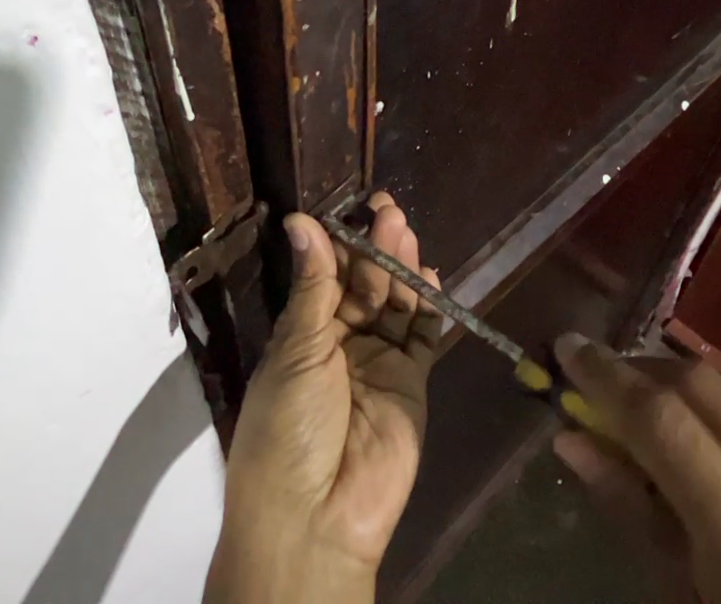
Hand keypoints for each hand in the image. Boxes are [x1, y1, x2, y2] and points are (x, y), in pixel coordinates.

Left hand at [204, 193, 440, 603]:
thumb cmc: (289, 423)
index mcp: (301, 334)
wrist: (317, 512)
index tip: (349, 207)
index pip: (324, 277)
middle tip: (387, 210)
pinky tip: (431, 275)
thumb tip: (300, 221)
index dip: (337, 244)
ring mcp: (377, 363)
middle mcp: (339, 343)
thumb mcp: (296, 349)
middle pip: (363, 286)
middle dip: (374, 248)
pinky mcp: (411, 384)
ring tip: (405, 230)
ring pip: (394, 305)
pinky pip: (423, 337)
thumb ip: (313, 286)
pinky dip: (429, 308)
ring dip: (400, 268)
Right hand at [552, 333, 720, 603]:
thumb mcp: (683, 601)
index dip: (606, 376)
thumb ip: (629, 512)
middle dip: (637, 370)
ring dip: (675, 385)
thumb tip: (571, 437)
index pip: (662, 421)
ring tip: (640, 407)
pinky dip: (717, 411)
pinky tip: (699, 437)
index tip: (566, 348)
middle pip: (699, 384)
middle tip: (596, 378)